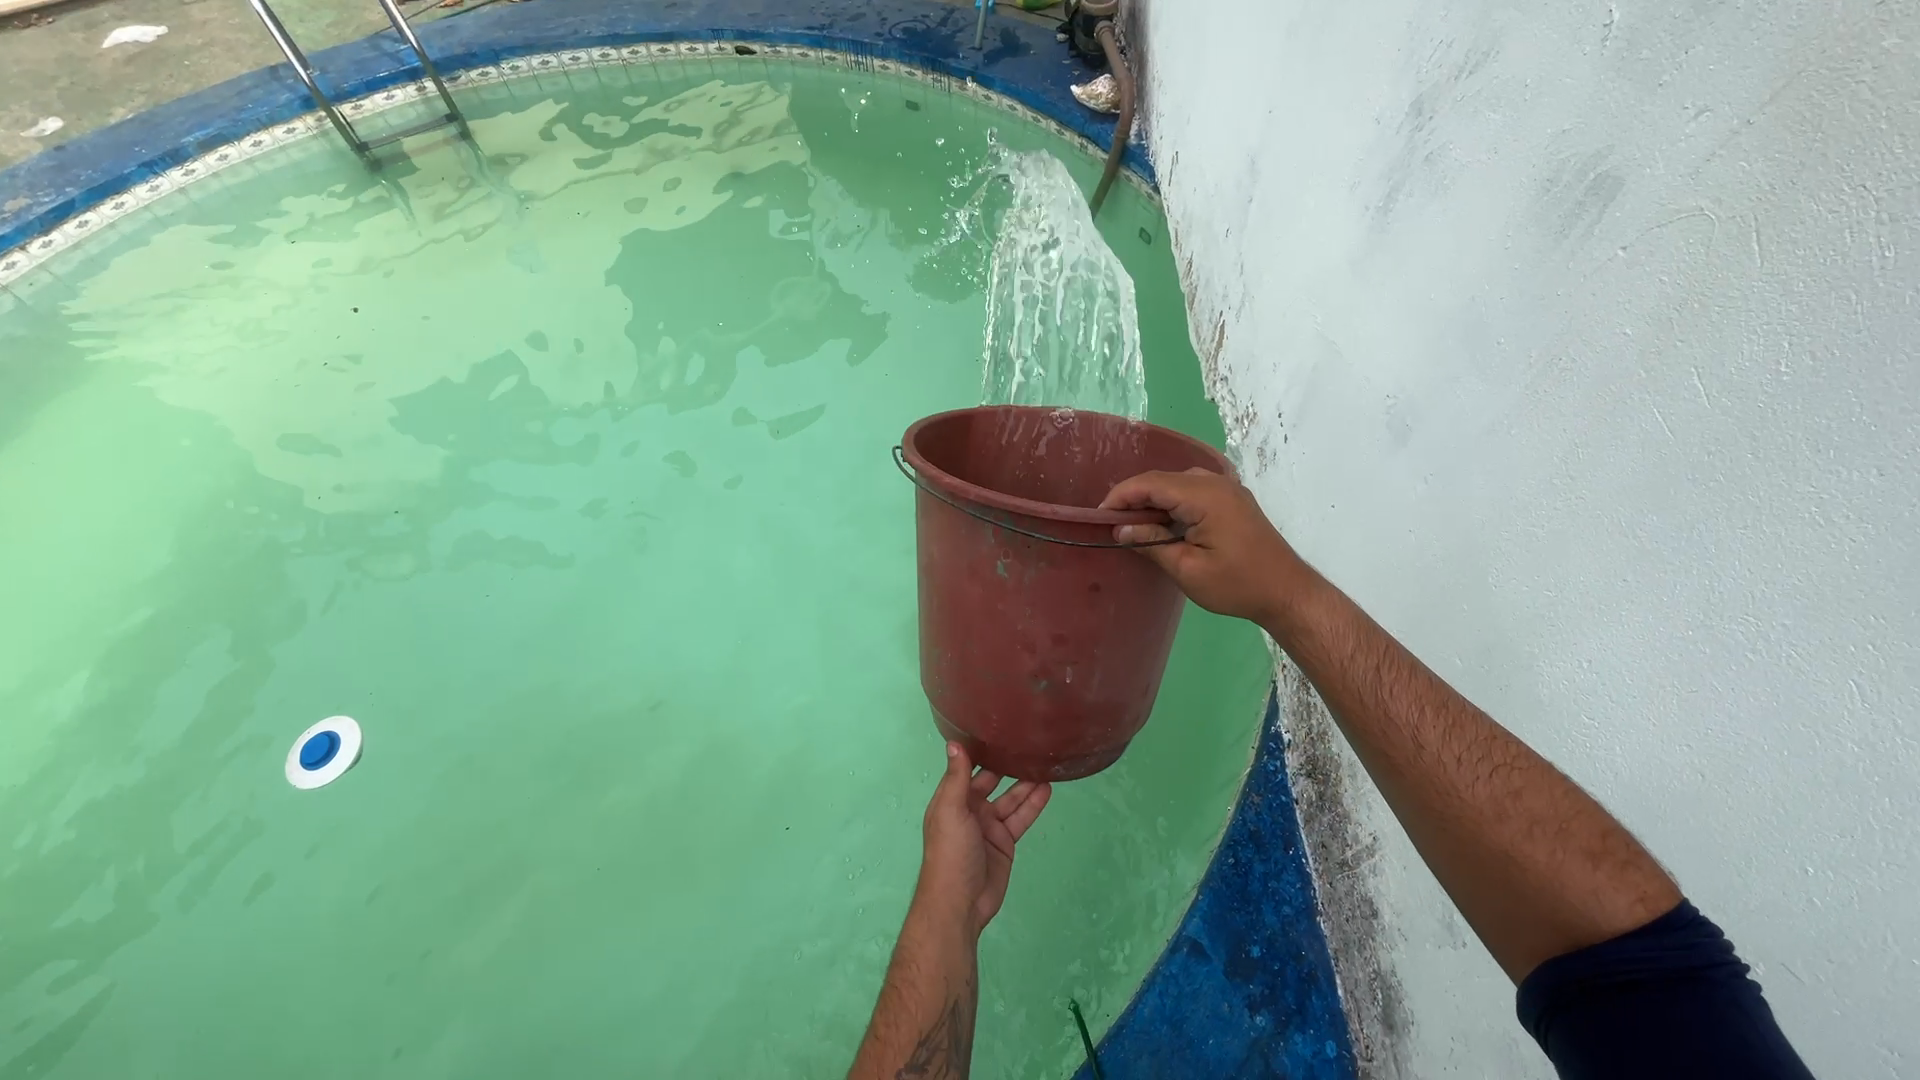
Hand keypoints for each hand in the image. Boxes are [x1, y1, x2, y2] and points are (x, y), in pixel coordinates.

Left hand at [918, 743, 1051, 936]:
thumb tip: (954, 743)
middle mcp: (970, 809)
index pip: (968, 769)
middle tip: (1029, 744)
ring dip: (1026, 784)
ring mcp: (989, 826)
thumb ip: (956, 777)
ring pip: (1011, 799)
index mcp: (952, 798)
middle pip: (992, 781)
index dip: (981, 751)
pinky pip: (1021, 818)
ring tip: (1045, 763)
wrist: (961, 901)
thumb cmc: (950, 851)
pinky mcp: (1005, 842)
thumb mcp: (950, 810)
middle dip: (1008, 766)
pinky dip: (1033, 805)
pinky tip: (1047, 790)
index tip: (998, 730)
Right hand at [1099, 468, 1307, 623]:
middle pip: (1163, 479)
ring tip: (1133, 525)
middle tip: (1112, 524)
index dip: (1120, 496)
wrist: (1287, 592)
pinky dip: (1172, 502)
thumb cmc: (1236, 585)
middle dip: (1134, 497)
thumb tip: (1121, 529)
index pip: (1150, 483)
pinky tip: (1162, 523)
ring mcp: (1227, 489)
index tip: (1099, 517)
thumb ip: (1152, 542)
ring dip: (1153, 499)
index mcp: (1205, 497)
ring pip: (1177, 483)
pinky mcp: (1232, 499)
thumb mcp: (1187, 569)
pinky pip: (1193, 490)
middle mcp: (1216, 483)